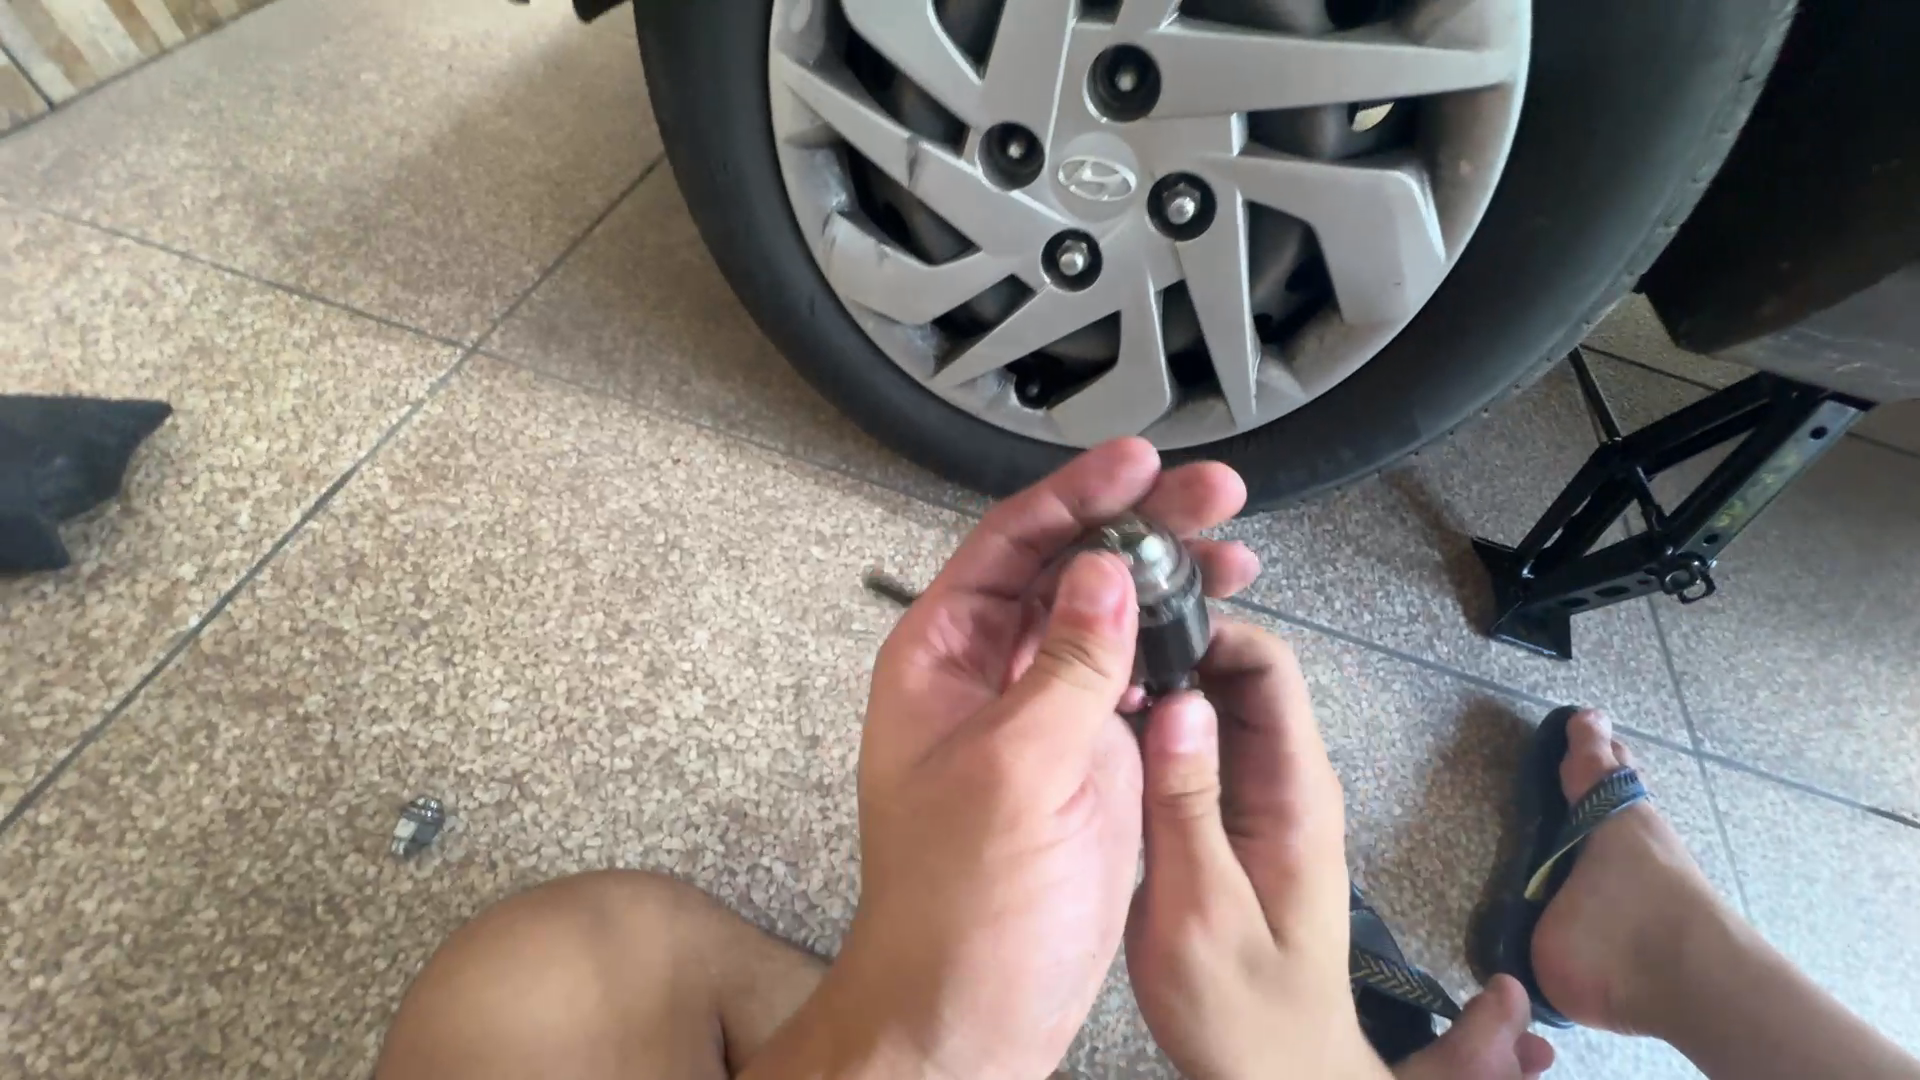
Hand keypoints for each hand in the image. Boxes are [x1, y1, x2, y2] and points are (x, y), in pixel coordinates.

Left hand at [744, 438, 1257, 1079]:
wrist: (976, 1005)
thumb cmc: (958, 902)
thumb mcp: (1012, 771)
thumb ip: (1065, 667)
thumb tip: (1103, 574)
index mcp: (944, 656)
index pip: (1010, 544)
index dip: (1074, 495)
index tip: (1135, 463)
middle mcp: (992, 668)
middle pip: (1067, 568)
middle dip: (1137, 525)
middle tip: (1208, 494)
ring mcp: (1046, 705)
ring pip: (1107, 616)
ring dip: (1166, 579)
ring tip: (1229, 548)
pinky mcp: (1091, 746)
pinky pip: (1135, 673)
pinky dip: (1175, 643)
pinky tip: (1213, 619)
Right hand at [1124, 624, 1553, 1079]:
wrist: (1272, 1071)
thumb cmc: (1240, 1004)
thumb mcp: (1202, 908)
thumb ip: (1190, 804)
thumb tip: (1181, 699)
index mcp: (1294, 788)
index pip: (1268, 667)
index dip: (1208, 632)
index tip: (1136, 629)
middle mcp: (1280, 773)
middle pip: (1236, 673)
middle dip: (1172, 649)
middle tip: (1097, 653)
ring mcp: (1253, 789)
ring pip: (1210, 702)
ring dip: (1156, 683)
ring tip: (1089, 682)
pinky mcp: (1225, 807)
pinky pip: (1192, 742)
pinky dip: (1151, 723)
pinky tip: (1101, 728)